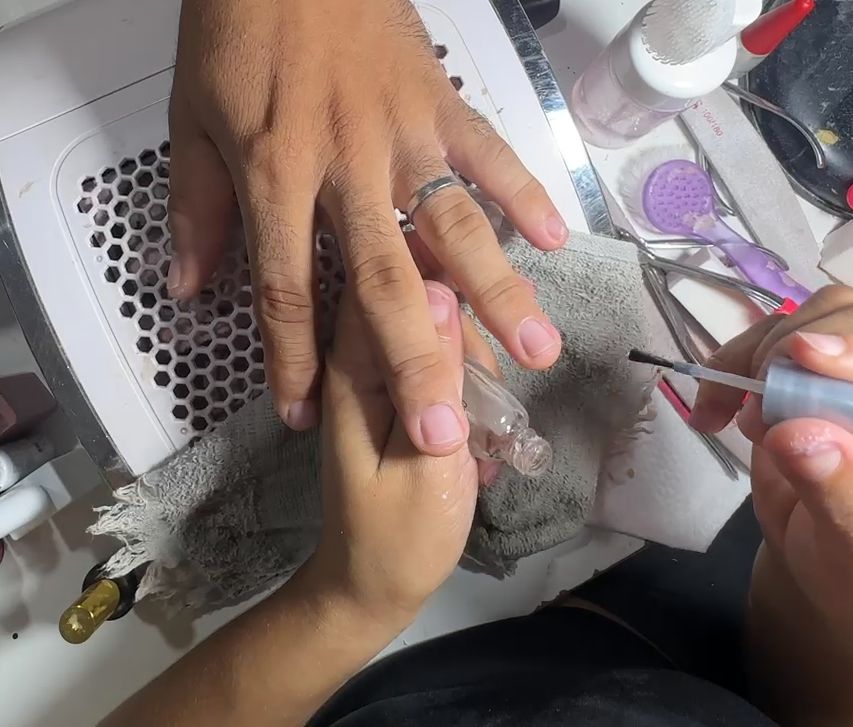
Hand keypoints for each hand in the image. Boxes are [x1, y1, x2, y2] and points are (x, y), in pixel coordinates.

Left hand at [167, 0, 567, 454]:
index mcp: (274, 175)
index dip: (295, 361)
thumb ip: (199, 211)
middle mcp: (344, 167)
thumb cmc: (231, 24)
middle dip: (414, 364)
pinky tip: (556, 237)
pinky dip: (522, 192)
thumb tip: (191, 292)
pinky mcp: (439, 97)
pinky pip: (486, 151)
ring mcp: (401, 132)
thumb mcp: (192, 119)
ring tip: (535, 354)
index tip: (307, 419)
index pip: (288, 290)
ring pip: (452, 226)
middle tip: (446, 435)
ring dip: (496, 293)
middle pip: (385, 282)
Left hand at [298, 280, 481, 629]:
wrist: (373, 588)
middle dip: (472, 342)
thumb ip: (436, 375)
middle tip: (494, 404)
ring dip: (479, 377)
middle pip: (424, 303)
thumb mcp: (428, 460)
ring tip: (488, 441)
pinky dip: (473, 395)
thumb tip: (442, 288)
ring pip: (443, 337)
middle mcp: (361, 359)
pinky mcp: (401, 395)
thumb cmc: (399, 536)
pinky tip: (484, 440)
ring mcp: (381, 376)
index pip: (387, 279)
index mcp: (353, 367)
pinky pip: (444, 367)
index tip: (499, 293)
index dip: (443, 265)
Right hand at [713, 286, 852, 653]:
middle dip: (818, 350)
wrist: (832, 582)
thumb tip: (800, 434)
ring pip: (839, 311)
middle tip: (764, 394)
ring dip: (774, 348)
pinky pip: (789, 328)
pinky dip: (743, 356)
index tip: (811, 360)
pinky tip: (720, 407)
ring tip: (747, 412)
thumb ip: (852, 504)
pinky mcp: (838, 365)